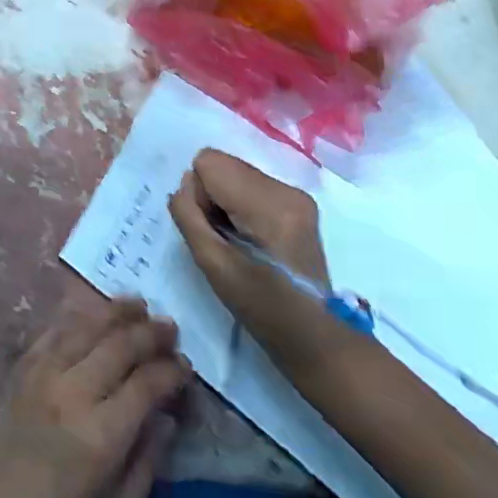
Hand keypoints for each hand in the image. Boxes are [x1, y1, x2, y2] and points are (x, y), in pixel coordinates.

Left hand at [0, 297, 188, 497]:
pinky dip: (74, 318)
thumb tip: (166, 416)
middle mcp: (72, 394)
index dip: (170, 372)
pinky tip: (90, 311)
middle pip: (116, 348)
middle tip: (169, 325)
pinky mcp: (22, 370)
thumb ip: (147, 460)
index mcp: (102, 434)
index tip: (186, 366)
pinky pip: (51, 333)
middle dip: (147, 333)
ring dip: (112, 313)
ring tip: (136, 302)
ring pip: (83, 329)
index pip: (145, 386)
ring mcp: (43, 376)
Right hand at [168, 149, 329, 343]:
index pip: (209, 162)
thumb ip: (188, 215)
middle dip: (211, 196)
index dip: (199, 194)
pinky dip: (239, 204)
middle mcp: (287, 189)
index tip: (212, 230)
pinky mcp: (297, 203)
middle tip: (224, 237)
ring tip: (238, 239)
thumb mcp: (212, 264)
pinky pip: (249, 184)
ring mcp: (296, 195)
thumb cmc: (260, 306)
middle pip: (222, 164)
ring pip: (234, 172)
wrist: (313, 335)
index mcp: (269, 205)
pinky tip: (251, 236)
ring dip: (225, 200)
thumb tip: (185, 186)